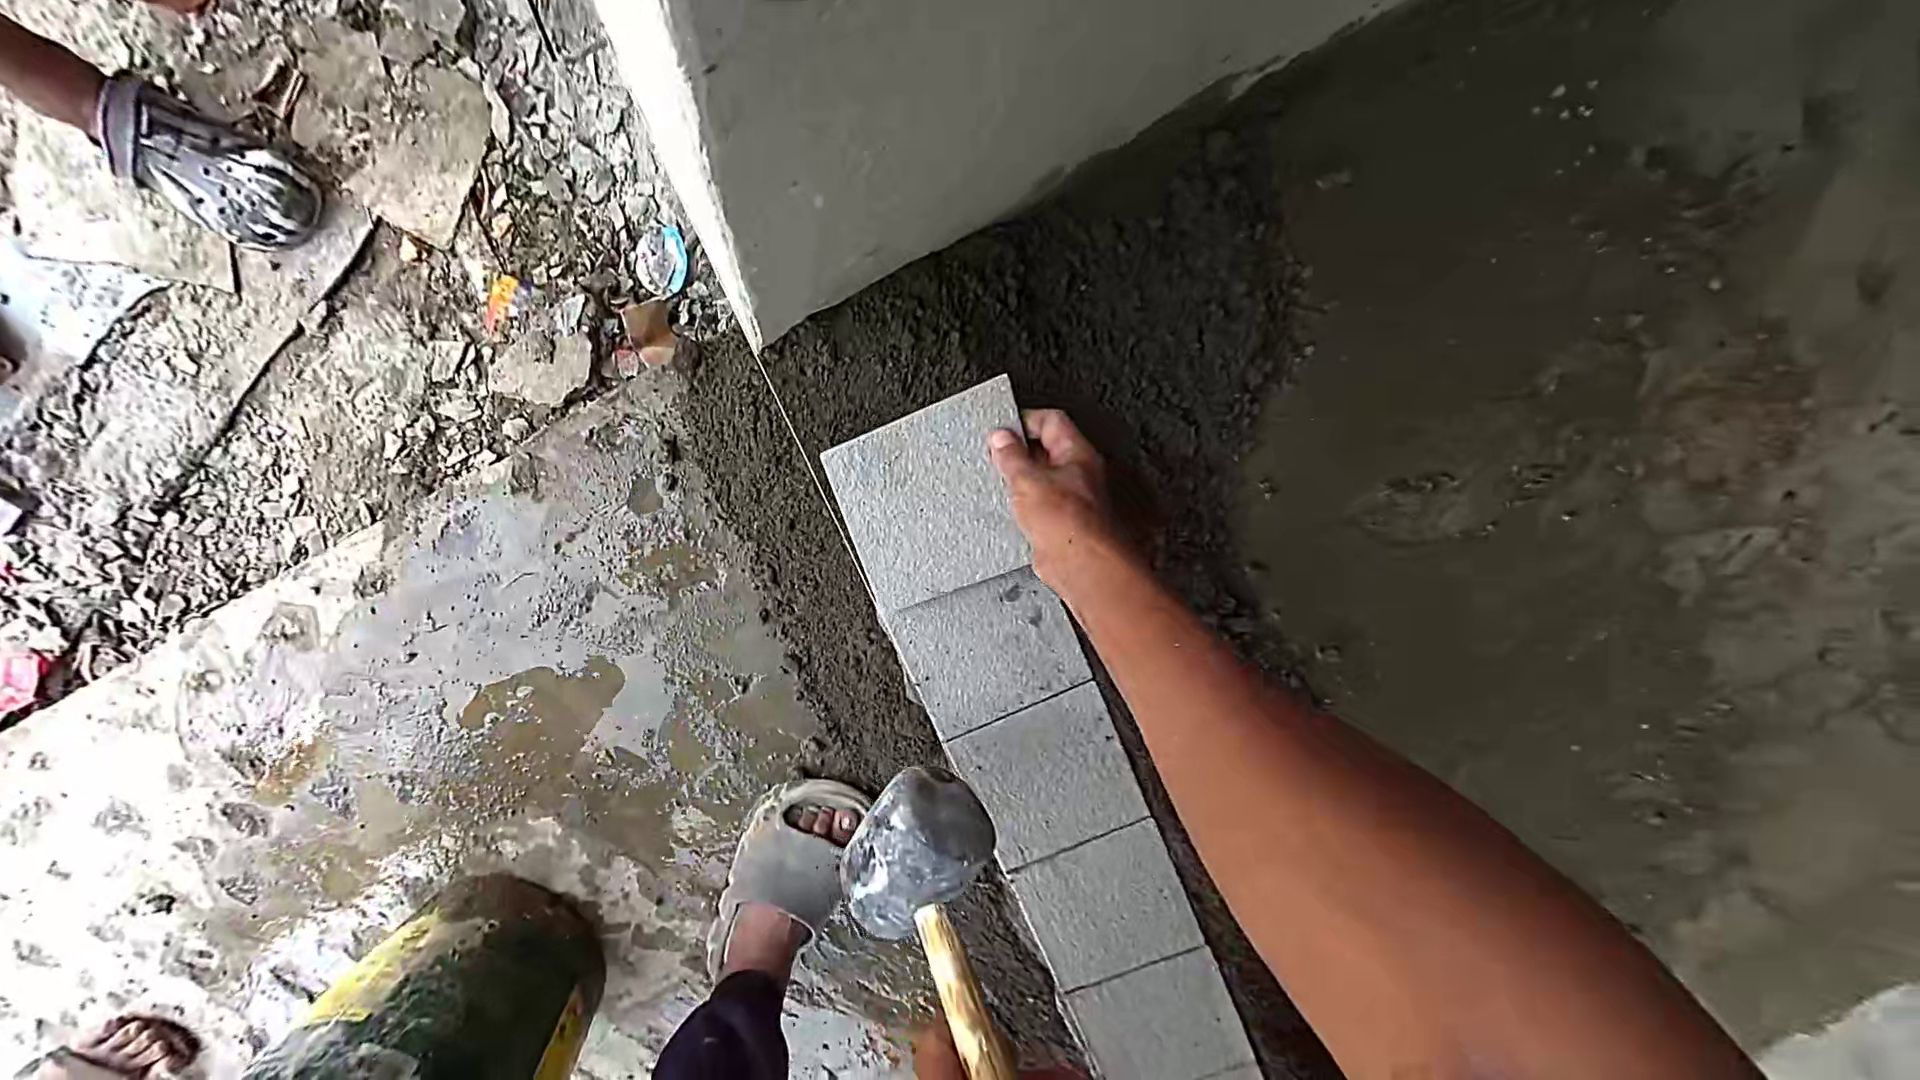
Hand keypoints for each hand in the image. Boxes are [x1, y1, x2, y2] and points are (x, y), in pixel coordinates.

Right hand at [988, 409, 1132, 591]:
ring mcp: (1073, 499)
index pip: (1050, 420)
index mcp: (1077, 453)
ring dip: (1022, 481)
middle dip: (1020, 452)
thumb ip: (1011, 456)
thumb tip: (1001, 438)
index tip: (1002, 429)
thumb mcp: (1027, 480)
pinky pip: (1041, 505)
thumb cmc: (1069, 523)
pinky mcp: (1063, 523)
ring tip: (1005, 485)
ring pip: (1043, 479)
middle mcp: (1079, 474)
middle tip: (999, 457)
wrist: (1080, 564)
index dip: (1023, 421)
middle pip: (1047, 449)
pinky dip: (1026, 506)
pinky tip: (1015, 512)